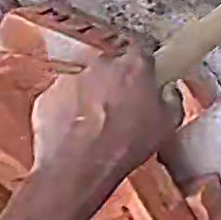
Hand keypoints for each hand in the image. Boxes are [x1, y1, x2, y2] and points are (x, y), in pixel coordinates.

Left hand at [30, 45, 176, 178]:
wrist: (77, 170)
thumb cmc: (125, 146)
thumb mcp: (167, 125)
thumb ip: (172, 99)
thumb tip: (168, 90)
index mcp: (135, 66)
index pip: (142, 48)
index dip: (143, 63)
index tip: (144, 76)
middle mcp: (103, 64)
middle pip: (112, 64)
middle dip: (115, 80)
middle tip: (119, 105)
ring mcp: (72, 77)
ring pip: (86, 80)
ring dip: (91, 94)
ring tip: (95, 122)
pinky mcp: (48, 94)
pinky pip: (62, 97)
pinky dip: (67, 108)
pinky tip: (74, 129)